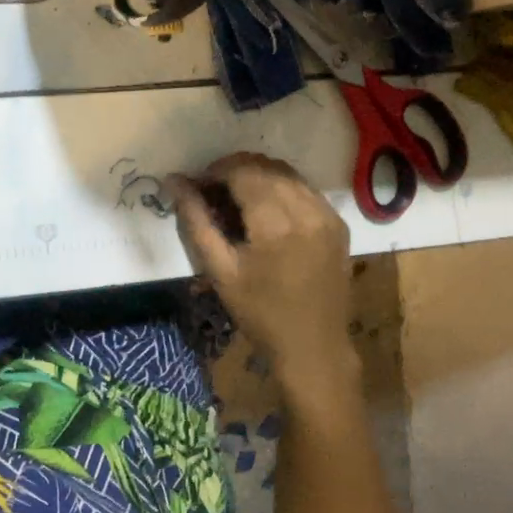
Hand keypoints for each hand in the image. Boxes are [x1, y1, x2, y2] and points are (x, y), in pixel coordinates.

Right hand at [169, 153, 353, 373]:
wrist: (313, 346)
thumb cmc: (260, 313)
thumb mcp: (219, 270)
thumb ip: (195, 221)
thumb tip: (174, 180)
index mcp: (276, 223)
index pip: (242, 171)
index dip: (214, 171)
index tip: (197, 186)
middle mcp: (307, 210)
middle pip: (265, 166)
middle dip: (234, 171)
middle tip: (212, 193)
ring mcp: (328, 215)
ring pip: (287, 173)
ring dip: (258, 177)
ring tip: (236, 201)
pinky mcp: (338, 223)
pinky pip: (305, 189)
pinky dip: (281, 189)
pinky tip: (266, 212)